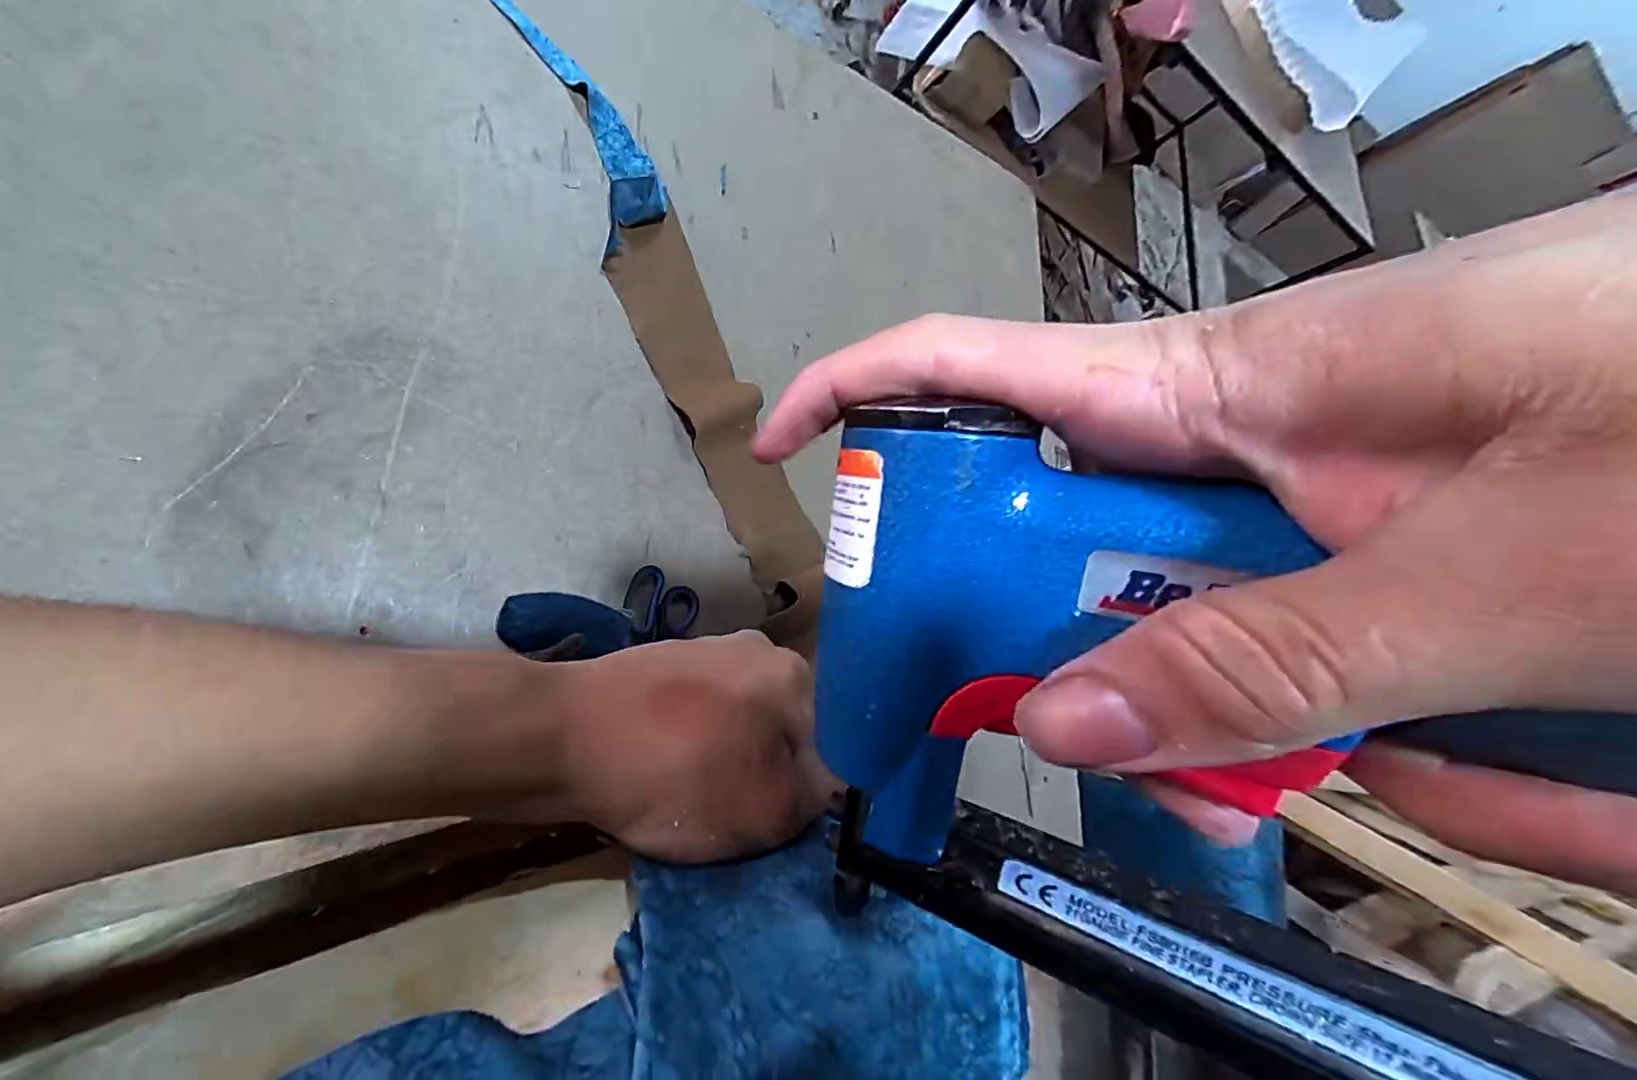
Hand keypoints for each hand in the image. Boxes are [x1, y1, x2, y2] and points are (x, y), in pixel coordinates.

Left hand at [550, 631, 838, 862]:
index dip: (819, 787)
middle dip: (774, 770)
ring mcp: (705, 651)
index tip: (792, 820)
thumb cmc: (674, 773)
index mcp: (792, 672)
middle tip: (746, 812)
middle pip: (786, 725)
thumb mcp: (767, 809)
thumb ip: (818, 795)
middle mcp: (755, 649)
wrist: (562, 735)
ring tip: (700, 792)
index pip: (837, 738)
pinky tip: (671, 767)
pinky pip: (701, 713)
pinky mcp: (664, 666)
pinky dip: (696, 743)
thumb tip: (828, 781)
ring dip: (733, 758)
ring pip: (742, 720)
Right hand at [751, 194, 1636, 891]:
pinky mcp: (1334, 542)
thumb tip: (1052, 726)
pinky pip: (1250, 637)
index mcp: (1204, 385)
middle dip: (1031, 633)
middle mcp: (1207, 433)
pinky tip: (1378, 766)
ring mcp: (1267, 489)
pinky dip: (1289, 717)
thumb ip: (1266, 659)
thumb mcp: (1513, 573)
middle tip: (1052, 730)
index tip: (779, 447)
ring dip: (1193, 710)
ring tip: (1263, 794)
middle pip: (1039, 530)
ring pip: (1149, 608)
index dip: (852, 393)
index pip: (967, 365)